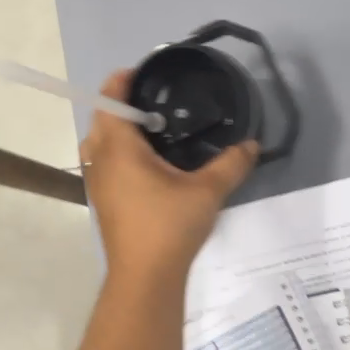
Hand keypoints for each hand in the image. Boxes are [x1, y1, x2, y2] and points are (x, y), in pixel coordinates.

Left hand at [79, 70, 257, 279]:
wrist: (145, 276)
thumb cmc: (170, 227)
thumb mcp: (207, 192)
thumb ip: (231, 164)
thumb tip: (251, 145)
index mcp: (119, 148)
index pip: (110, 101)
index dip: (121, 82)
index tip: (141, 73)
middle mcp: (100, 161)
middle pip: (101, 121)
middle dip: (121, 107)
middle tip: (154, 105)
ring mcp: (97, 184)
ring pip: (98, 146)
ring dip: (117, 134)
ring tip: (151, 135)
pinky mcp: (103, 204)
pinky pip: (104, 166)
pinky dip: (119, 156)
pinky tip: (148, 169)